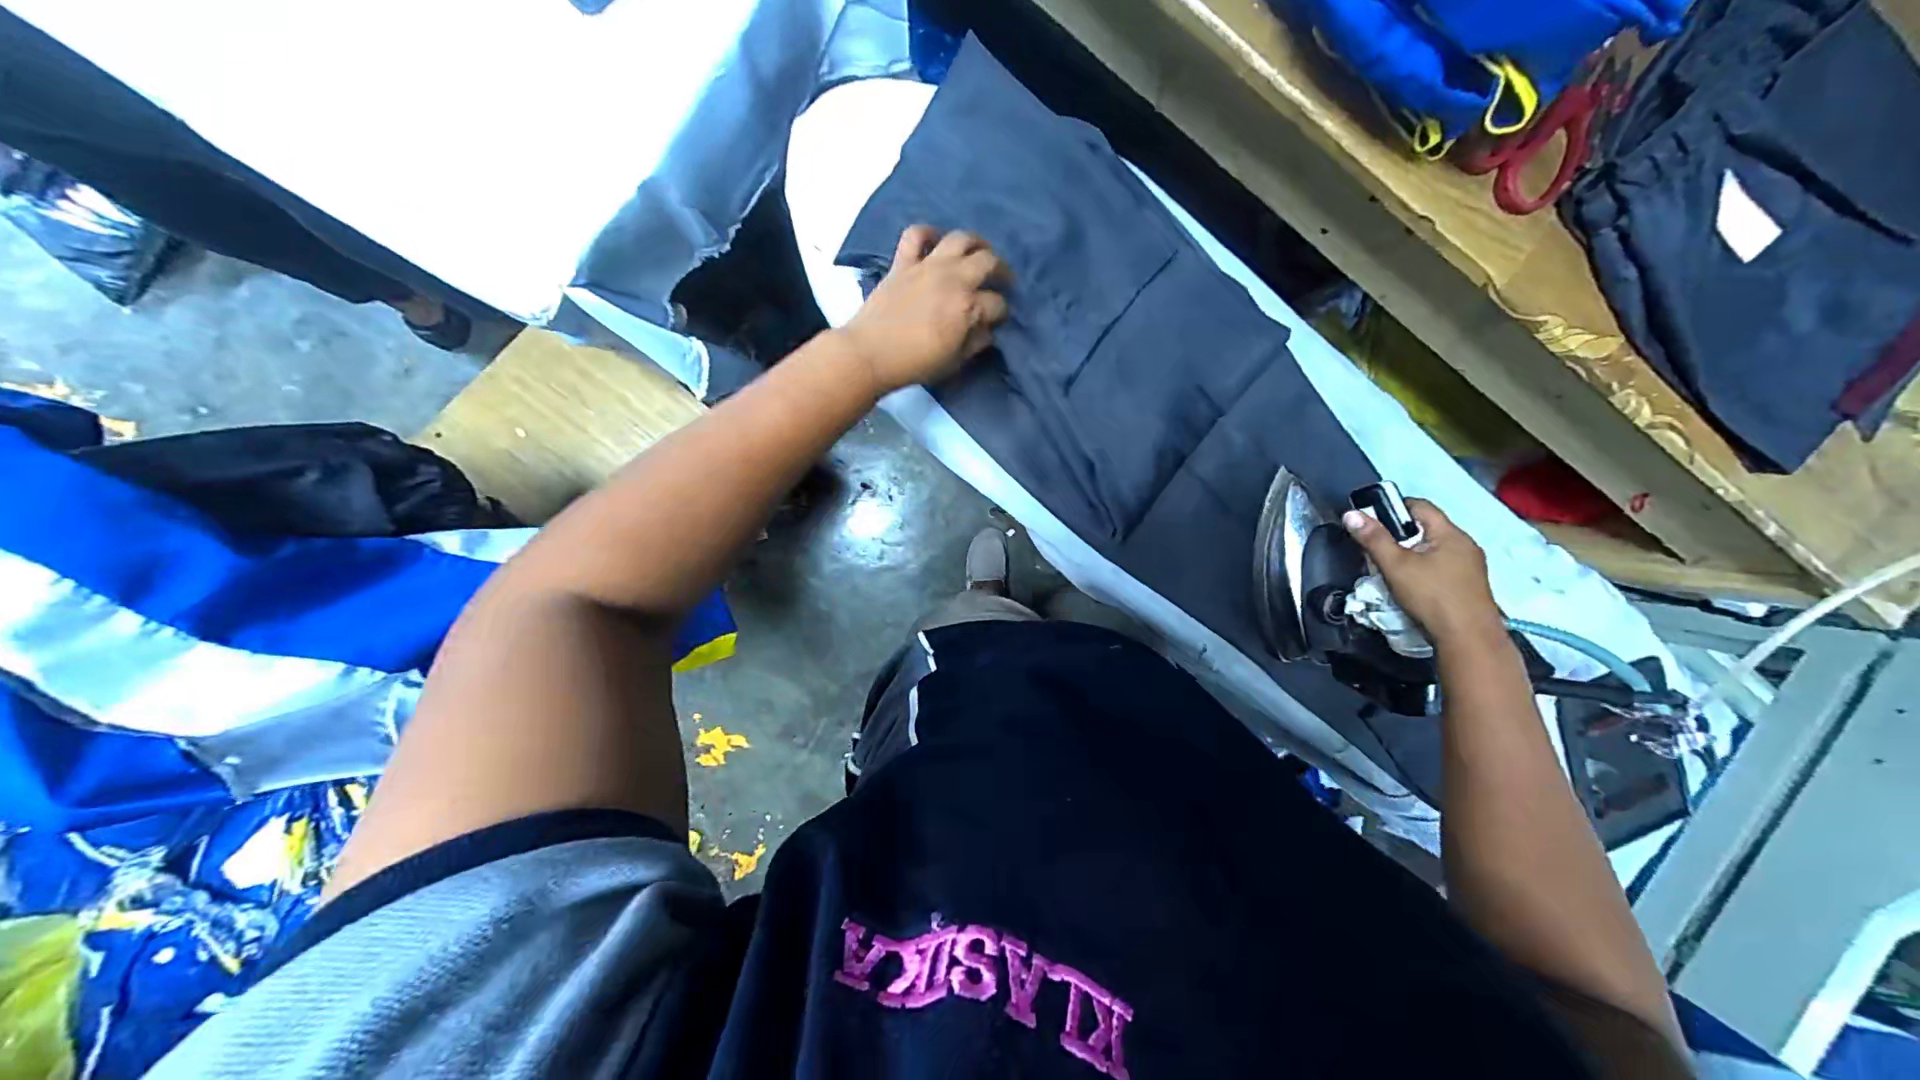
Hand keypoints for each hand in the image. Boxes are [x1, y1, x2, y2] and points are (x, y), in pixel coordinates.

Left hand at [836, 226, 1011, 395]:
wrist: (870, 354)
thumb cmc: (915, 363)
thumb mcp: (954, 361)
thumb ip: (975, 343)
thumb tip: (988, 330)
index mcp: (969, 307)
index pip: (998, 303)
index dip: (1002, 312)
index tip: (998, 319)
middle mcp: (954, 279)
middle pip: (988, 262)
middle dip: (1001, 271)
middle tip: (1001, 280)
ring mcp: (928, 266)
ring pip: (961, 238)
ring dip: (975, 243)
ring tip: (978, 252)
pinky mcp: (903, 262)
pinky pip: (916, 234)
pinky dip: (927, 233)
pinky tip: (934, 241)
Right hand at [1342, 498, 1504, 646]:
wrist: (1468, 638)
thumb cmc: (1431, 596)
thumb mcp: (1395, 565)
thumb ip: (1373, 539)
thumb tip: (1351, 514)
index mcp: (1450, 534)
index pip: (1420, 506)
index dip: (1393, 507)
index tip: (1372, 520)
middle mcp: (1465, 544)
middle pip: (1426, 528)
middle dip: (1399, 534)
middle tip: (1376, 548)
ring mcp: (1471, 566)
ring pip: (1434, 548)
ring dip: (1411, 553)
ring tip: (1390, 568)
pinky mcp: (1470, 585)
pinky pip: (1442, 565)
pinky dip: (1424, 568)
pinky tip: (1412, 584)